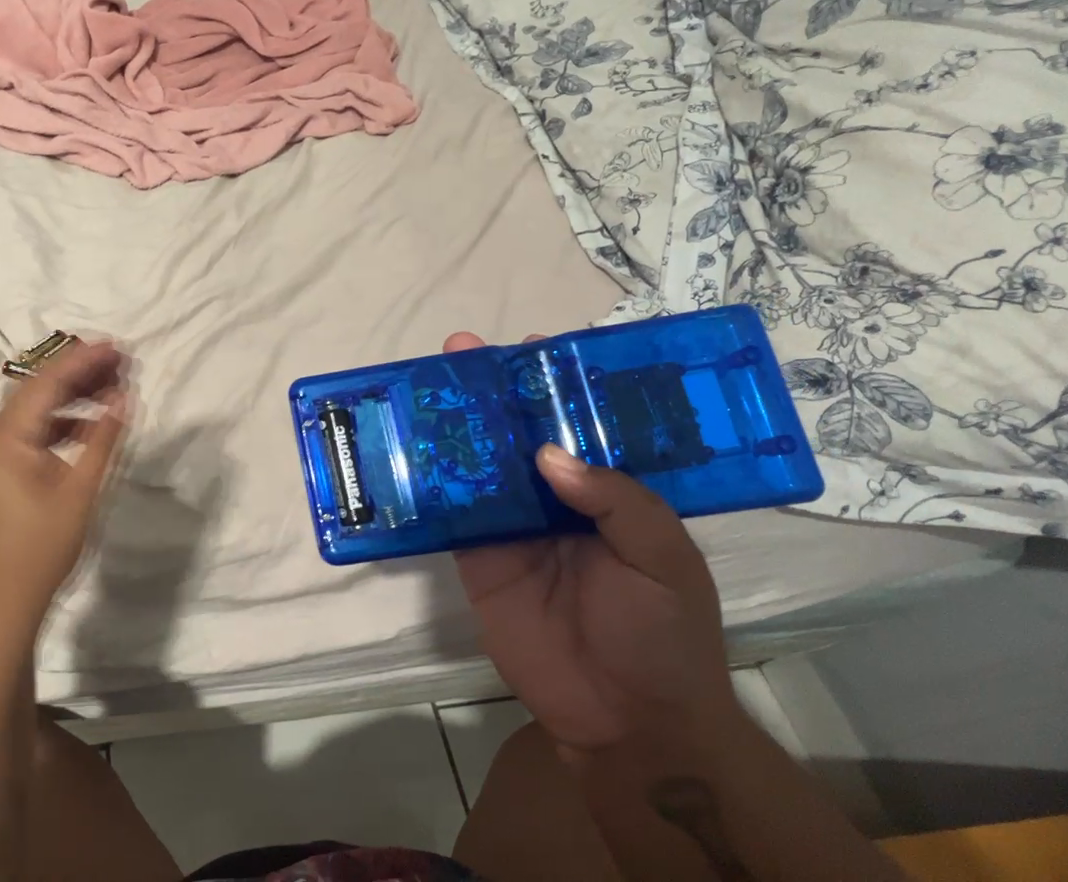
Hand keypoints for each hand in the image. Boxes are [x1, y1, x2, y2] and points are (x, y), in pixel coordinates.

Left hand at [0, 340, 129, 621]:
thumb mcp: (79, 491)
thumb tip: (125, 399)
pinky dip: (63, 422)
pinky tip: (92, 424)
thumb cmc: (39, 547)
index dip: (84, 360)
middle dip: (81, 373)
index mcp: (5, 435)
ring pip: (37, 410)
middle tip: (123, 363)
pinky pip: (34, 431)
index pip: (47, 382)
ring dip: (74, 397)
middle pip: (39, 389)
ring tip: (114, 388)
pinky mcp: (2, 470)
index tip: (118, 346)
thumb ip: (102, 440)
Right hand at [445, 332, 737, 755]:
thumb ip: (618, 501)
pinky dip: (426, 485)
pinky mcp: (476, 558)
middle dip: (492, 393)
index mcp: (613, 494)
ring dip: (453, 427)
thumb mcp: (665, 560)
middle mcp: (559, 501)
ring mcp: (513, 528)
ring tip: (423, 385)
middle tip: (460, 350)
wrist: (622, 719)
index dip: (559, 387)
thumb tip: (546, 453)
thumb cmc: (662, 635)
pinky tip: (402, 449)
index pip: (585, 427)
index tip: (532, 348)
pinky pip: (448, 514)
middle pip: (521, 435)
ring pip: (479, 466)